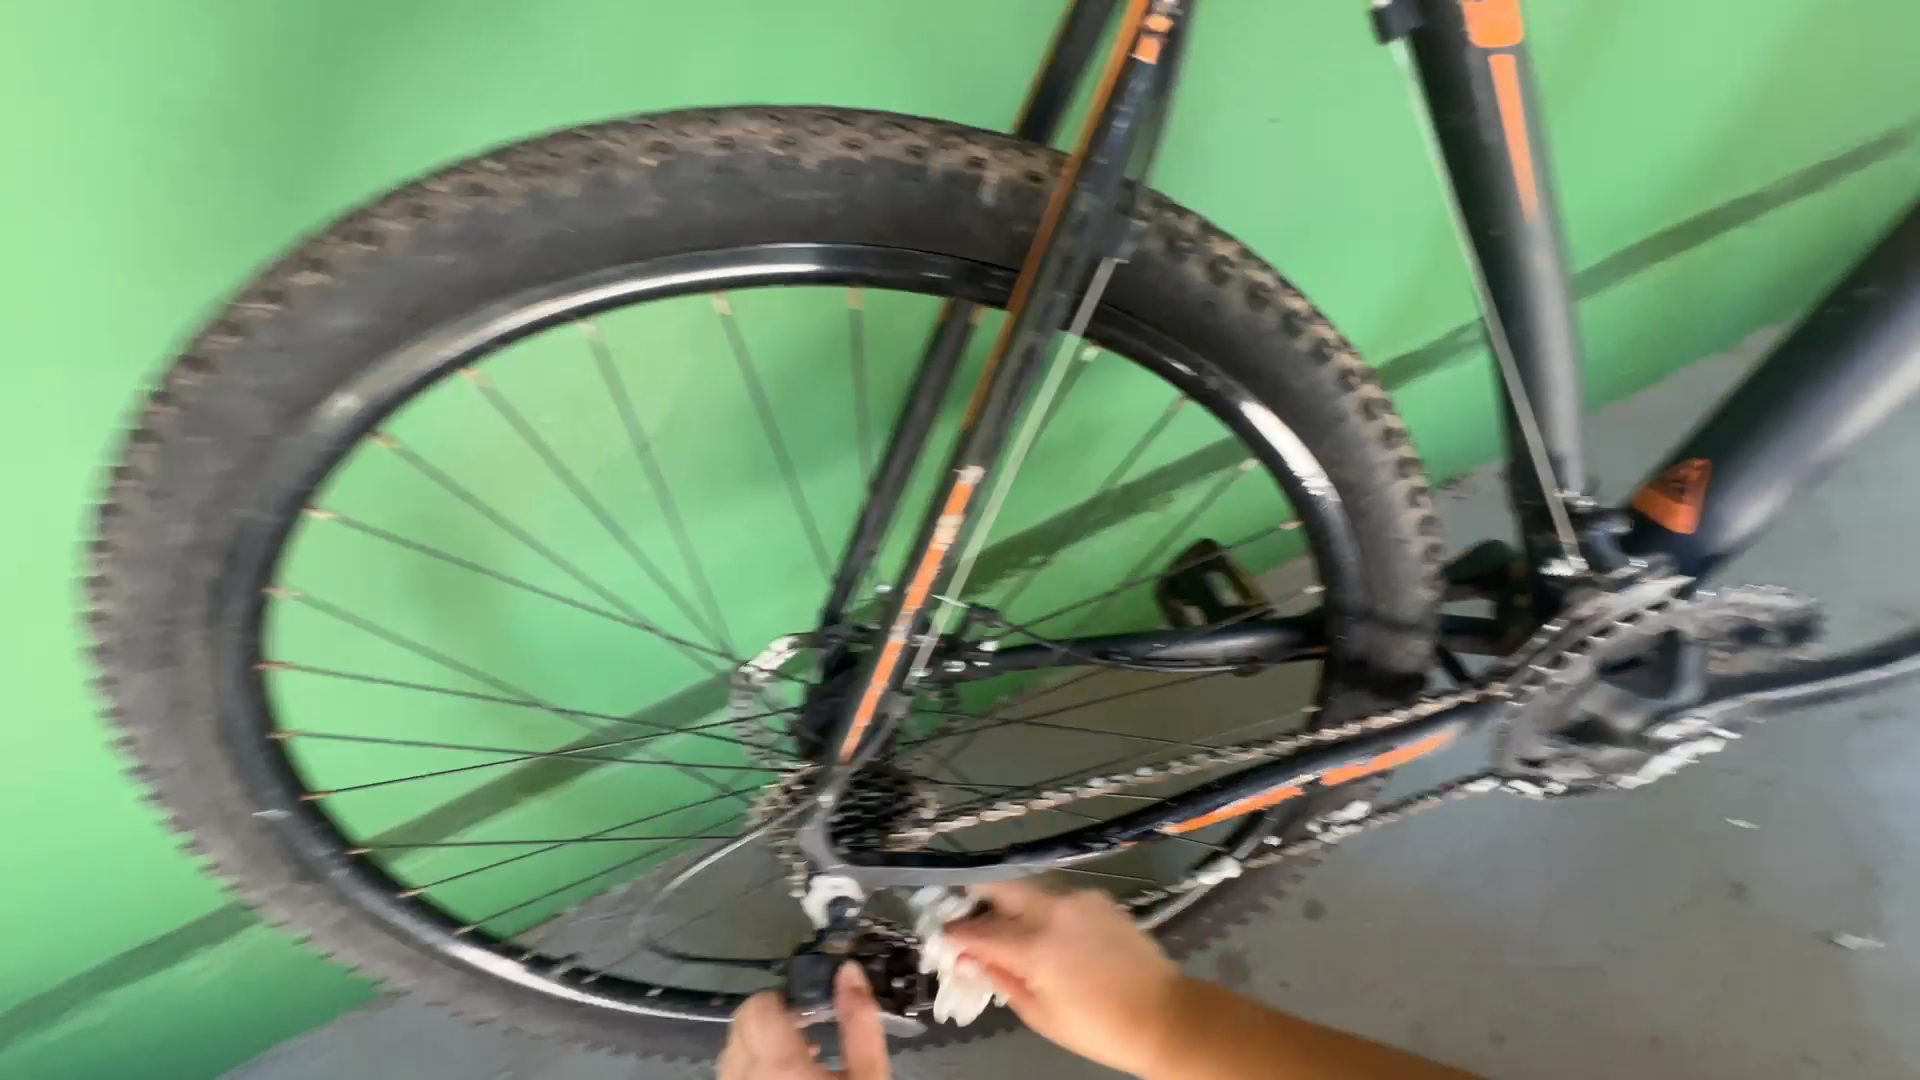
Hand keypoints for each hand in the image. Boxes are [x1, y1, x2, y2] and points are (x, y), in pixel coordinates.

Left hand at [718, 963, 889, 1079]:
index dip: (780, 999)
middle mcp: (743, 1079)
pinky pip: (732, 1075)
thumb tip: (849, 970)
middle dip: (771, 1018)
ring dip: (758, 1044)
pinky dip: (751, 1068)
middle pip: (741, 1025)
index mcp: (777, 1065)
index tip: (807, 1008)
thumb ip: (860, 1021)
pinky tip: (784, 1078)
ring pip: (731, 1053)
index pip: (755, 1007)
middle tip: (805, 1028)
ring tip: (798, 1055)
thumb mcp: (869, 1076)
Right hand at [943, 881, 1185, 1075]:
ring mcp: (1076, 897)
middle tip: (967, 913)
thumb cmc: (1097, 1026)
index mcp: (1033, 944)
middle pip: (999, 885)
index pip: (978, 930)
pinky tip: (1049, 927)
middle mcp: (1050, 908)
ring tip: (1006, 921)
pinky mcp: (1097, 895)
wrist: (1164, 1014)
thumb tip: (968, 958)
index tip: (944, 935)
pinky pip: (1058, 893)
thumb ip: (1000, 978)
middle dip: (977, 895)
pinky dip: (1043, 905)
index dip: (955, 932)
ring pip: (1028, 885)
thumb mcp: (1040, 1013)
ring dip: (1010, 898)